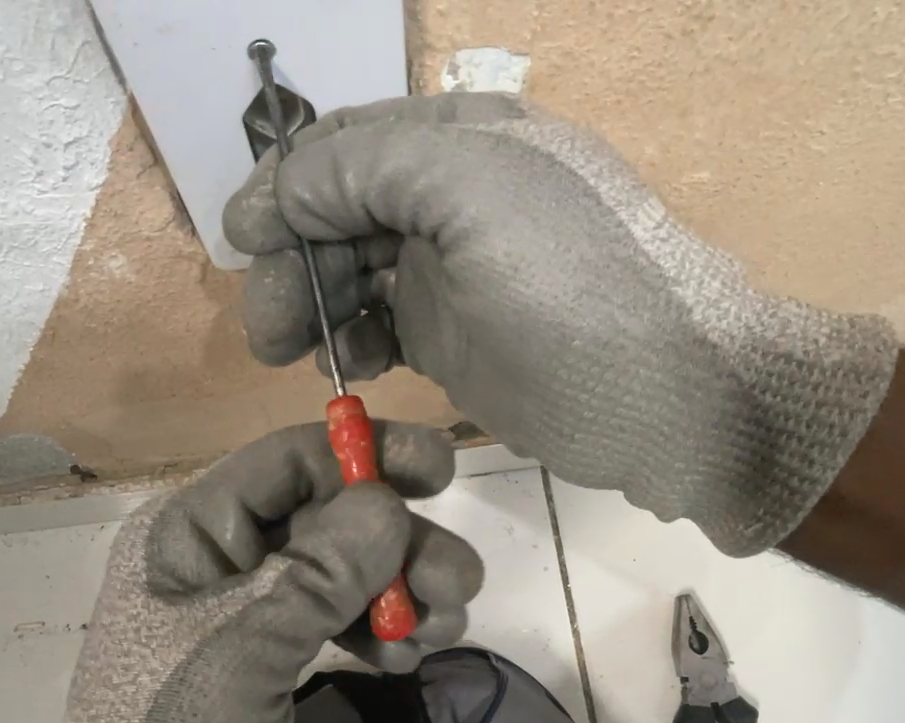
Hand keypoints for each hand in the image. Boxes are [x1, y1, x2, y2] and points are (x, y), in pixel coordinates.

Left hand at [0, 423, 481, 722]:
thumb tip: (390, 504)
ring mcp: (253, 606)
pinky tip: (408, 657)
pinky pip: (339, 619)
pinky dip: (380, 630)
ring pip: (345, 570)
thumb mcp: (240, 654)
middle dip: (400, 544)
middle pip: (332, 517)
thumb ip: (315, 575)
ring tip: (446, 626)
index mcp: (192, 530)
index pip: (289, 463)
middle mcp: (225, 555)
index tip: (442, 471)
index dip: (366, 455)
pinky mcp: (275, 653)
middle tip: (460, 583)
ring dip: (402, 591)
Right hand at [224, 93, 898, 554]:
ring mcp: (452, 270)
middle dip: (295, 261)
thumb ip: (365, 169)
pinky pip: (381, 322)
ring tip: (295, 350)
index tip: (240, 246)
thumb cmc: (573, 290)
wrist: (663, 401)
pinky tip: (349, 362)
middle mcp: (452, 196)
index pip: (345, 146)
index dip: (285, 189)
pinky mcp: (455, 334)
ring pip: (353, 270)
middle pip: (339, 211)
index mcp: (462, 139)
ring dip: (316, 303)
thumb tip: (274, 197)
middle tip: (271, 330)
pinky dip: (354, 338)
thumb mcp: (473, 194)